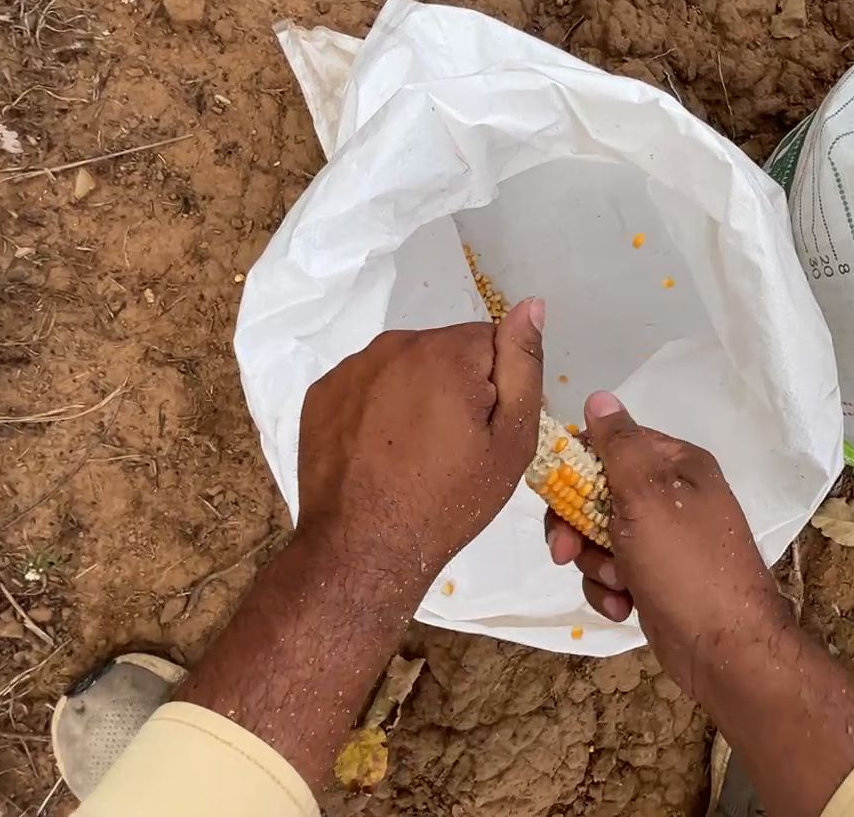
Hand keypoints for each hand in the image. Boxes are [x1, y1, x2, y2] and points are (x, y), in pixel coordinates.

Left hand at [299, 298, 544, 574]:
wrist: (362, 550)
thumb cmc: (450, 498)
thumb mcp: (511, 439)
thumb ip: (523, 364)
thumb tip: (531, 304)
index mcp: (447, 351)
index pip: (492, 342)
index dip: (498, 385)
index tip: (484, 428)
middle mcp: (395, 344)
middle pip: (448, 350)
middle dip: (458, 384)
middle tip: (453, 444)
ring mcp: (353, 367)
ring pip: (407, 364)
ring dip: (418, 391)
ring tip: (414, 449)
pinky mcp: (322, 391)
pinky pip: (369, 382)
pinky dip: (380, 405)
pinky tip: (380, 448)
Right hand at [545, 391, 795, 703]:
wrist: (727, 652)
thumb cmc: (686, 563)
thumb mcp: (647, 495)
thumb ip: (618, 445)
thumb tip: (599, 396)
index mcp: (676, 464)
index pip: (612, 444)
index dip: (577, 466)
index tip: (554, 492)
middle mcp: (671, 496)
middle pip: (598, 493)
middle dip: (579, 525)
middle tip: (566, 551)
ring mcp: (663, 539)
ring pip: (599, 536)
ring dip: (597, 563)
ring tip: (619, 584)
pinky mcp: (654, 578)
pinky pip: (611, 572)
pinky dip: (611, 590)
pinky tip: (624, 607)